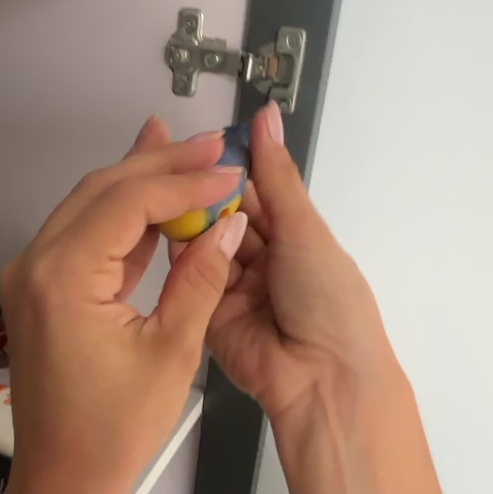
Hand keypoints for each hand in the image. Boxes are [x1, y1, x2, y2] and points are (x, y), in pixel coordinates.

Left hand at [0, 118, 249, 493]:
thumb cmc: (112, 431)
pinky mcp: (40, 293)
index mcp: (61, 278)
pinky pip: (82, 239)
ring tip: (188, 155)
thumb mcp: (171, 352)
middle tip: (213, 145)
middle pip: (101, 191)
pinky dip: (121, 221)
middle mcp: (34, 266)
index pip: (126, 203)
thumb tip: (228, 224)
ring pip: (89, 208)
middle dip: (159, 165)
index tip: (230, 173)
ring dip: (139, 184)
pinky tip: (154, 204)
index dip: (183, 182)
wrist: (63, 479)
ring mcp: (31, 278)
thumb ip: (200, 278)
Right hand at [195, 103, 395, 423]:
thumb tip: (267, 116)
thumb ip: (276, 177)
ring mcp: (233, 291)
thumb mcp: (304, 231)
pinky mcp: (207, 318)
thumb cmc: (328, 301)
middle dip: (203, 200)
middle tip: (174, 172)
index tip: (199, 146)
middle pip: (223, 221)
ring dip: (191, 228)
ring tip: (166, 199)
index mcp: (292, 240)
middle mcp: (261, 263)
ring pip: (203, 249)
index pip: (252, 196)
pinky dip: (181, 262)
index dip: (227, 172)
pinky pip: (190, 283)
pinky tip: (164, 236)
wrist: (321, 378)